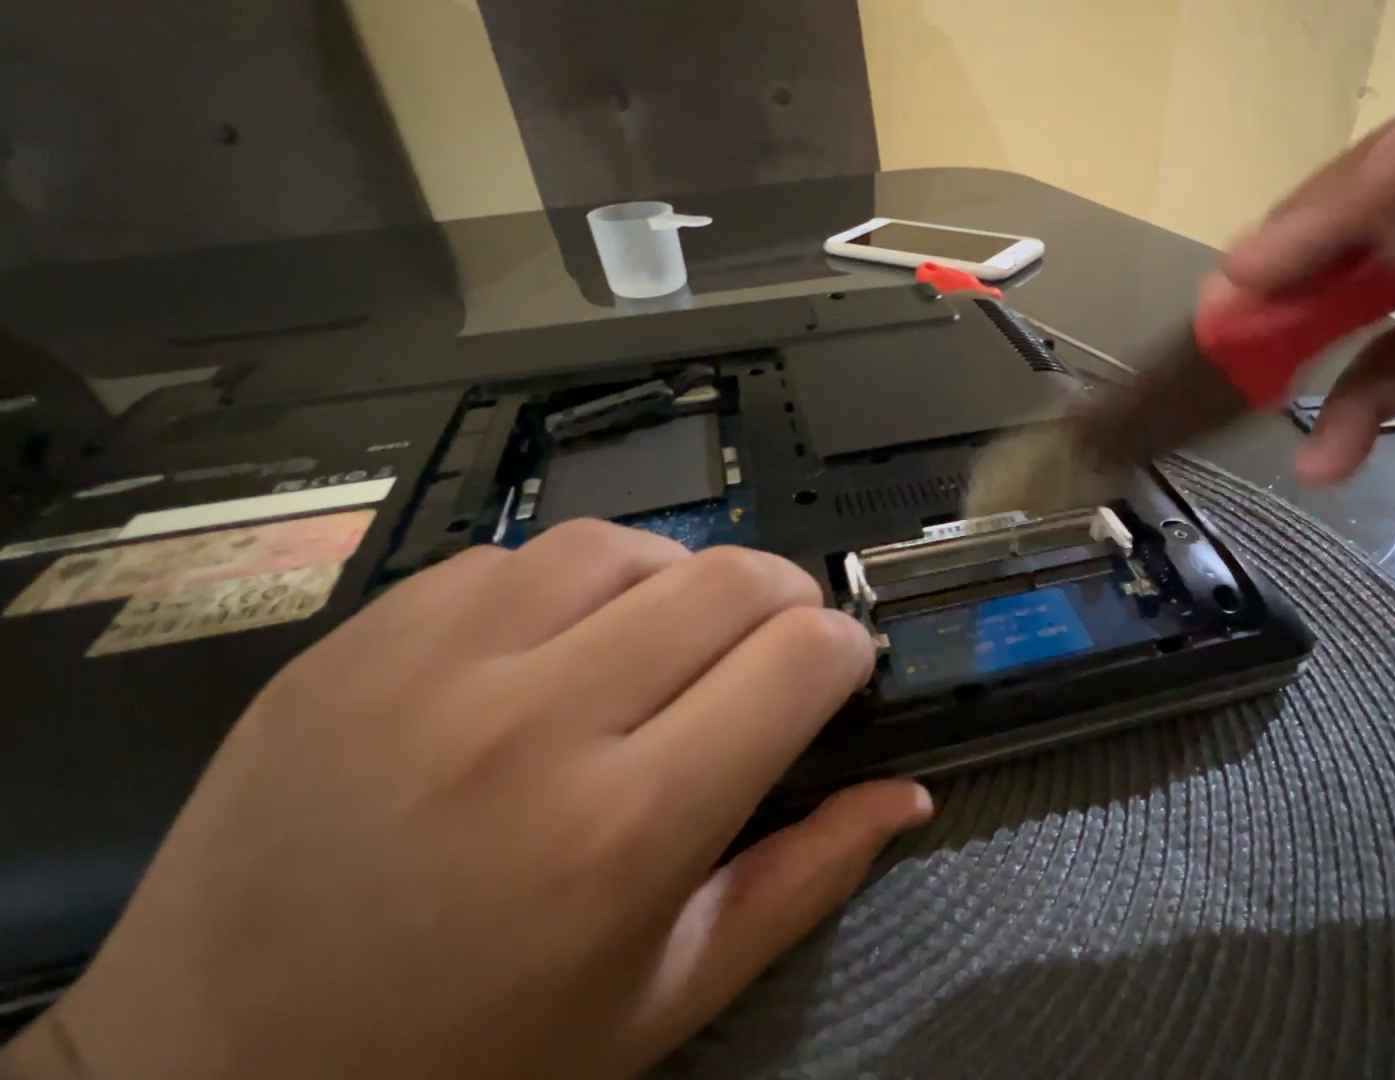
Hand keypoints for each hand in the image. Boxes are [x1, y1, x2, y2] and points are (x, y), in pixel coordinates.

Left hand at [0, 522, 931, 1078]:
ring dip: (679, 579)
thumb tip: (907, 797)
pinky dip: (570, 583)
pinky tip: (557, 640)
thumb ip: (806, 880)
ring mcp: (434, 662)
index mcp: (630, 825)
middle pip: (728, 579)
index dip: (846, 650)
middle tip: (779, 645)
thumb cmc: (473, 1059)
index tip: (841, 672)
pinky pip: (509, 558)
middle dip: (787, 599)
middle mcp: (538, 719)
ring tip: (672, 634)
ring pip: (622, 546)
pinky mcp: (359, 639)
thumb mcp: (668, 994)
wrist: (206, 1079)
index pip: (798, 660)